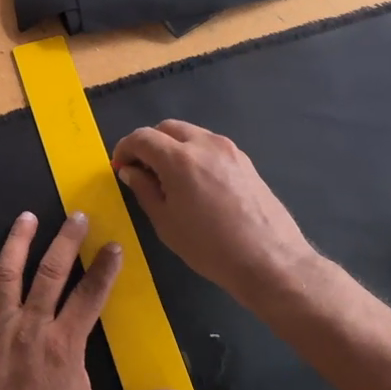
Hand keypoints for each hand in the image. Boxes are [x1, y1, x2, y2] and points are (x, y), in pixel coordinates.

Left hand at [0, 211, 189, 389]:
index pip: (90, 295)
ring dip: (17, 243)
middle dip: (65, 241)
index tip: (114, 244)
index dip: (104, 268)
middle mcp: (30, 329)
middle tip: (75, 216)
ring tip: (26, 217)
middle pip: (50, 273)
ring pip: (6, 275)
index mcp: (64, 348)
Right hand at [111, 119, 318, 302]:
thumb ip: (144, 190)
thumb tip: (131, 171)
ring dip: (173, 147)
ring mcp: (229, 150)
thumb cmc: (210, 247)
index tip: (120, 167)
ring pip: (191, 134)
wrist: (270, 261)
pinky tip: (196, 183)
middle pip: (167, 128)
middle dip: (149, 143)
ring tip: (169, 178)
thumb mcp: (166, 223)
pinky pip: (210, 146)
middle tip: (142, 170)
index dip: (125, 149)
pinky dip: (194, 154)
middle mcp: (205, 144)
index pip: (142, 137)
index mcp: (179, 158)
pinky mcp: (245, 161)